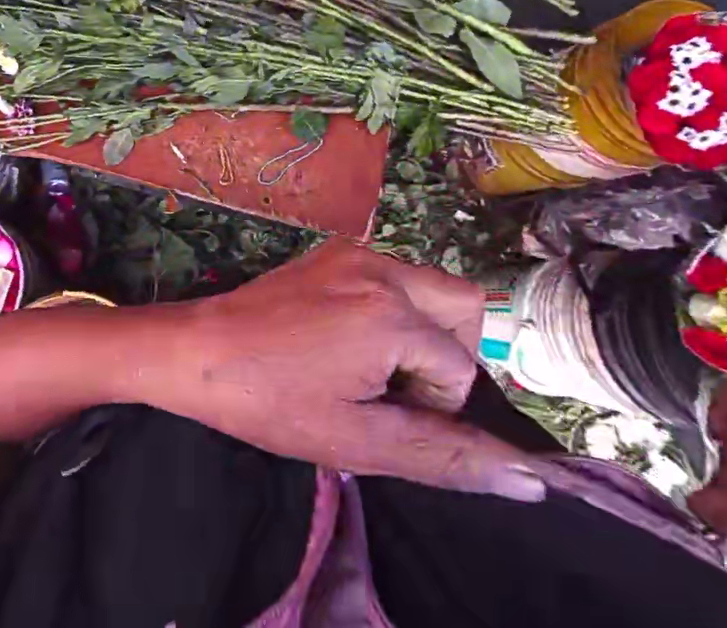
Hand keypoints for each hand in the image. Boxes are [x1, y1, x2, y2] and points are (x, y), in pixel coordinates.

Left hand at [144, 239, 545, 501]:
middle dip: (450, 352)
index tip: (382, 410)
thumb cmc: (273, 403)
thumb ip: (444, 454)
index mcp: (392, 316)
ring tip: (374, 360)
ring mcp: (363, 251)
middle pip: (467, 306)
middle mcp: (387, 270)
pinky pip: (401, 274)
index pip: (461, 367)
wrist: (199, 352)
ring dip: (426, 328)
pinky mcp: (343, 248)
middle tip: (396, 382)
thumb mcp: (358, 442)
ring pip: (437, 286)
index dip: (433, 403)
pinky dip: (398, 307)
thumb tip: (527, 478)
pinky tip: (353, 333)